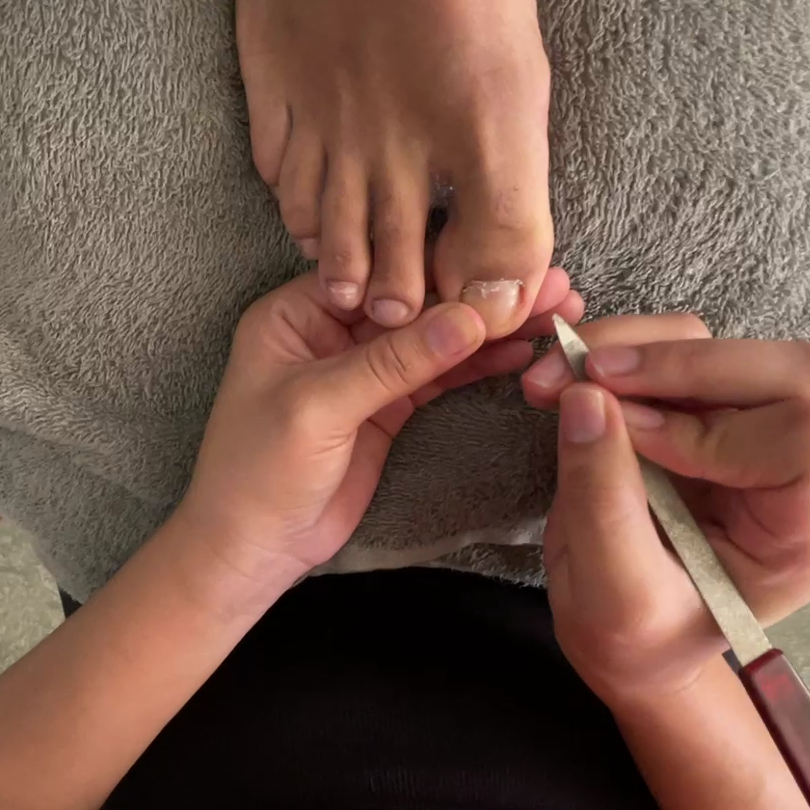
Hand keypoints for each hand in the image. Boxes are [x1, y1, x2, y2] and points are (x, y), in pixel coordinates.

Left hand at [176, 267, 584, 592]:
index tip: (503, 262)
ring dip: (488, 330)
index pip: (378, 274)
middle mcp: (331, 331)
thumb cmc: (258, 471)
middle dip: (476, 295)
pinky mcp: (386, 406)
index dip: (440, 267)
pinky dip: (476, 367)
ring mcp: (362, 370)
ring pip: (432, 340)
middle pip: (413, 304)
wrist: (255, 546)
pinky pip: (436, 378)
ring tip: (555, 312)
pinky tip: (520, 352)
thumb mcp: (319, 407)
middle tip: (549, 284)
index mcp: (296, 313)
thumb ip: (392, 363)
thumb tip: (468, 319)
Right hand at [519, 315, 809, 705]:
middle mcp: (787, 472)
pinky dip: (606, 352)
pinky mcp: (688, 413)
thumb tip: (584, 395)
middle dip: (676, 361)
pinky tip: (557, 381)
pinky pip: (663, 351)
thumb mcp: (614, 590)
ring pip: (714, 344)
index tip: (625, 438)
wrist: (619, 637)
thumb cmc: (631, 637)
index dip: (710, 425)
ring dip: (626, 348)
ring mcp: (737, 433)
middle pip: (782, 370)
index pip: (804, 436)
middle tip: (585, 375)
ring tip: (549, 378)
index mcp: (800, 531)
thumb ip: (602, 498)